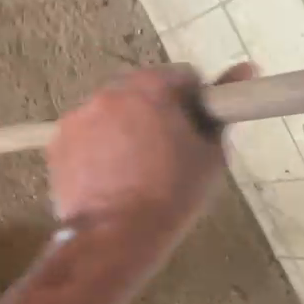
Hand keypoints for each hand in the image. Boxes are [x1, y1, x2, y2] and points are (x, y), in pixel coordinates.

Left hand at [48, 63, 254, 225]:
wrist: (113, 235)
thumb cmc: (171, 196)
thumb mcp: (210, 154)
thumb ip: (222, 109)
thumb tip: (247, 69)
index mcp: (149, 87)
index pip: (181, 77)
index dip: (191, 104)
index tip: (191, 132)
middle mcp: (108, 94)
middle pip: (139, 92)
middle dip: (152, 113)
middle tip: (162, 153)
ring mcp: (76, 118)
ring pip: (109, 113)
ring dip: (121, 128)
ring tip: (131, 169)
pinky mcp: (56, 144)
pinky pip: (84, 136)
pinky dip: (95, 148)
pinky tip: (106, 177)